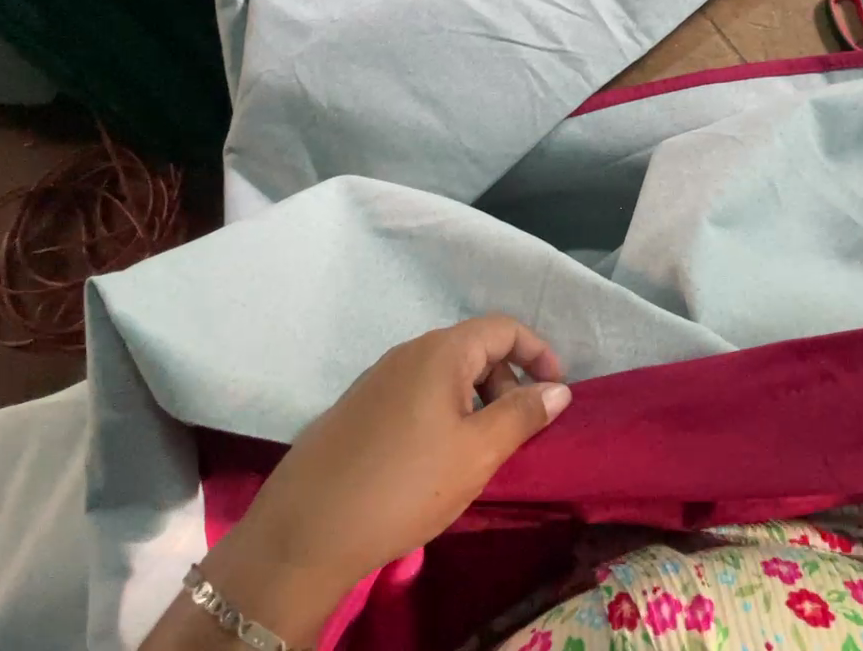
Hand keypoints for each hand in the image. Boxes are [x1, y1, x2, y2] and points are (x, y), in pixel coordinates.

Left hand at [199, 316, 571, 641]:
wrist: (304, 533)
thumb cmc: (405, 484)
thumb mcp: (478, 452)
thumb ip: (523, 414)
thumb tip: (559, 389)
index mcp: (441, 352)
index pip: (504, 328)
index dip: (539, 352)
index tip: (557, 390)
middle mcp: (408, 353)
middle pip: (475, 349)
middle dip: (508, 382)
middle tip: (518, 430)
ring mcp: (378, 380)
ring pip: (445, 374)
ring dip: (476, 401)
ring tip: (480, 450)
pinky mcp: (358, 409)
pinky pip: (417, 394)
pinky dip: (444, 412)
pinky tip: (438, 459)